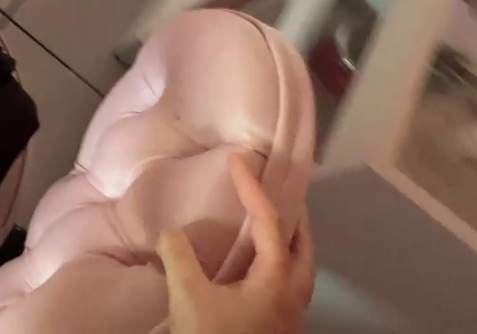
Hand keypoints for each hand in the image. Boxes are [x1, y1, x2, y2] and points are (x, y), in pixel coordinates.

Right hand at [158, 157, 315, 333]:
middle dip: (292, 213)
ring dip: (286, 237)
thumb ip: (179, 252)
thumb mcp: (187, 294)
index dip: (254, 188)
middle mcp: (291, 299)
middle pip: (303, 247)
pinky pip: (284, 280)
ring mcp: (287, 318)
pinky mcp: (274, 329)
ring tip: (267, 216)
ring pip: (298, 267)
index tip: (237, 159)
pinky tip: (253, 260)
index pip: (271, 223)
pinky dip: (275, 257)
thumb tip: (172, 232)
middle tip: (276, 184)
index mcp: (277, 284)